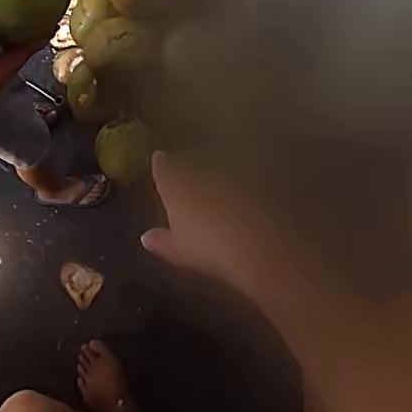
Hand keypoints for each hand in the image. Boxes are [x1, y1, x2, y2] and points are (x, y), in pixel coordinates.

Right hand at [140, 152, 336, 311]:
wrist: (264, 242)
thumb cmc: (212, 247)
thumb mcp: (181, 250)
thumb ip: (163, 241)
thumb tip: (147, 238)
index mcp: (175, 182)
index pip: (163, 167)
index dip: (161, 165)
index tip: (160, 160)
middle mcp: (201, 166)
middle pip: (191, 161)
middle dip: (191, 168)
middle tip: (192, 178)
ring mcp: (233, 166)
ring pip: (222, 162)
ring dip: (221, 170)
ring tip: (224, 185)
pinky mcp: (263, 168)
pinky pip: (252, 169)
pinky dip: (251, 178)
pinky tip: (254, 193)